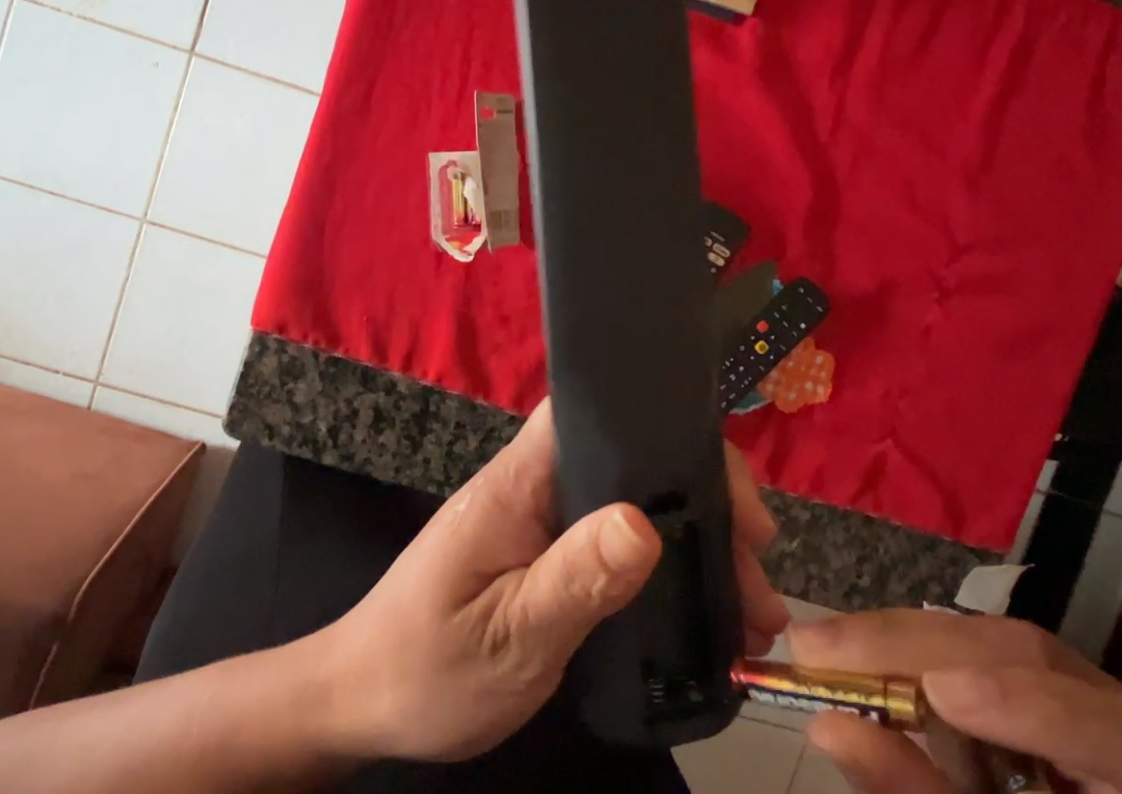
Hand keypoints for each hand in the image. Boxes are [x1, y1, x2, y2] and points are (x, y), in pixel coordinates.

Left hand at [314, 398, 790, 761]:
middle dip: (702, 502)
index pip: (591, 417)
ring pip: (631, 507)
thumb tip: (644, 521)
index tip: (730, 493)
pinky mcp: (543, 558)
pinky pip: (615, 547)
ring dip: (694, 546)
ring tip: (752, 610)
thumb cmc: (426, 669)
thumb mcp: (508, 636)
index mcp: (516, 484)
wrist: (364, 703)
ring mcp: (538, 524)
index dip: (665, 432)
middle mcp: (531, 490)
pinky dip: (665, 572)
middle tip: (758, 564)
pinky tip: (704, 613)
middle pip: (628, 464)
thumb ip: (573, 579)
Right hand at [790, 610, 1121, 793]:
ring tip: (822, 648)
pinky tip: (865, 657)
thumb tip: (829, 727)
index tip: (938, 691)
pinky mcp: (1063, 690)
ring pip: (1000, 642)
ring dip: (903, 640)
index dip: (1031, 707)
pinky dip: (920, 653)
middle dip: (917, 645)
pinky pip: (987, 656)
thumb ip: (923, 793)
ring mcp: (1106, 697)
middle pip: (1032, 656)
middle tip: (813, 647)